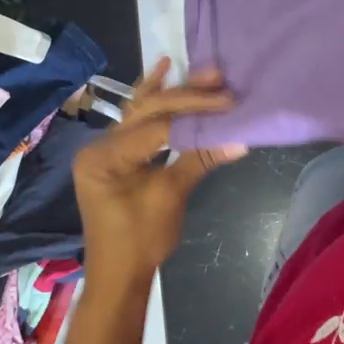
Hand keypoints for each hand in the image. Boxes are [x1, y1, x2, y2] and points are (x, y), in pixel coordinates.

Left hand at [72, 57, 244, 277]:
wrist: (118, 275)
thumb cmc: (140, 240)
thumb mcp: (171, 196)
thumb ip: (200, 158)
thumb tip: (242, 137)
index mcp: (106, 155)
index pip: (157, 123)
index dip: (195, 112)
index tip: (229, 104)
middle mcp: (101, 144)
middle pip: (149, 109)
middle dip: (187, 95)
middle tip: (221, 81)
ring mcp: (107, 148)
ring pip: (144, 109)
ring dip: (175, 91)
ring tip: (206, 71)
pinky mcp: (119, 154)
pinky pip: (139, 120)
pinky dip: (154, 97)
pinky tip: (164, 68)